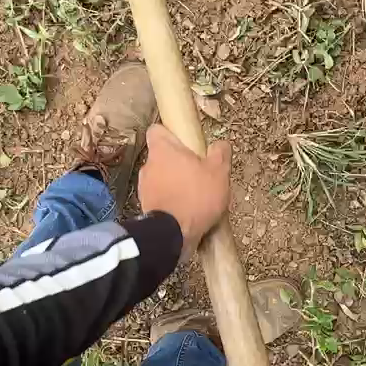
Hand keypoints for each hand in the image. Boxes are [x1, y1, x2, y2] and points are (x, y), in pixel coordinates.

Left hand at [137, 124, 230, 256]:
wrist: (172, 235)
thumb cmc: (195, 197)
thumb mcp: (218, 172)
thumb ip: (220, 154)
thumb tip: (220, 144)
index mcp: (162, 150)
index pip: (157, 130)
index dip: (171, 134)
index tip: (186, 143)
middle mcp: (148, 166)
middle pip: (162, 157)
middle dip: (178, 163)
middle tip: (198, 173)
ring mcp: (144, 188)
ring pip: (160, 178)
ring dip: (174, 183)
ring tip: (195, 196)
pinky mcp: (145, 208)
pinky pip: (160, 198)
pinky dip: (171, 201)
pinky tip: (187, 211)